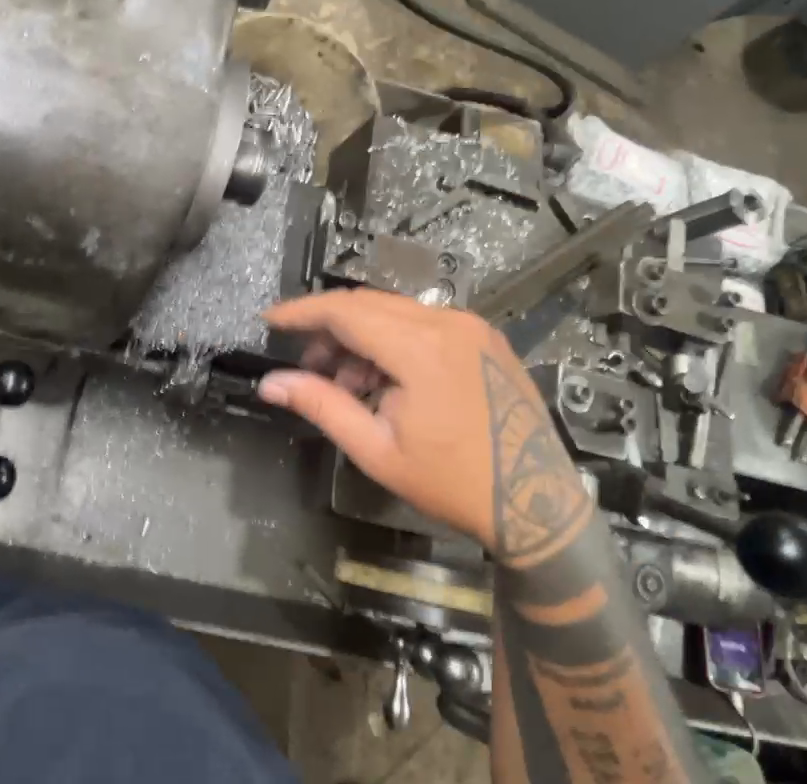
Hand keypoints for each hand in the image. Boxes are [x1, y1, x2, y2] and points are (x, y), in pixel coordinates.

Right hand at [257, 289, 565, 552]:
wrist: (537, 502)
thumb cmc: (451, 482)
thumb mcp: (376, 450)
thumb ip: (321, 406)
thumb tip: (270, 383)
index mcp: (422, 348)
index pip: (346, 310)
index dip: (302, 311)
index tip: (270, 319)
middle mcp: (449, 323)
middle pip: (369, 306)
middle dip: (329, 329)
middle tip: (306, 365)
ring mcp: (473, 328)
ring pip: (396, 313)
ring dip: (361, 338)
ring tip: (346, 386)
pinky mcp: (485, 339)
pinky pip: (424, 324)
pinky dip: (393, 342)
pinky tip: (383, 381)